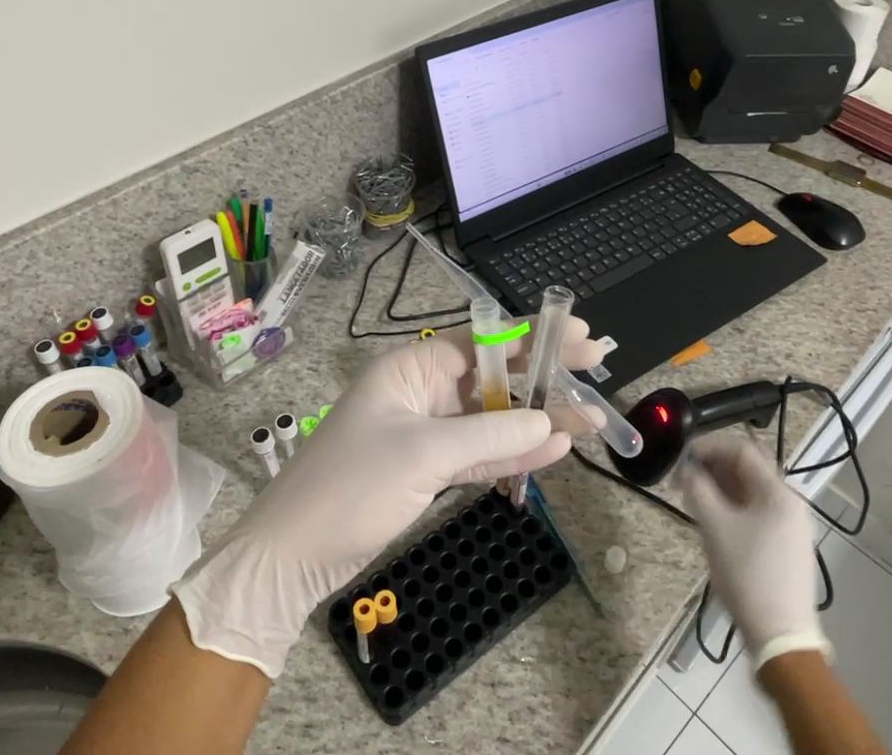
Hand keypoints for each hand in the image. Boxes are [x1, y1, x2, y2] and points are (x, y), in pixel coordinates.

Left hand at [172, 319, 605, 676]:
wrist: (294, 554)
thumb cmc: (350, 487)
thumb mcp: (422, 453)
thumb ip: (489, 434)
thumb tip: (548, 422)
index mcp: (409, 368)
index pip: (482, 342)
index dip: (533, 337)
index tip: (579, 337)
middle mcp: (421, 392)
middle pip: (493, 378)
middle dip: (543, 376)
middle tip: (597, 367)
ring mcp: (427, 433)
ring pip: (493, 419)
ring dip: (538, 419)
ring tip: (592, 417)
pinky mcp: (430, 470)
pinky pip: (481, 453)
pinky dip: (515, 453)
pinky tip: (556, 448)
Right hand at [678, 434, 830, 666]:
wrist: (780, 633)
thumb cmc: (747, 573)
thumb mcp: (714, 527)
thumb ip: (698, 490)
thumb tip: (688, 469)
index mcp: (778, 493)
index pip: (742, 451)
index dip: (708, 447)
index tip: (681, 456)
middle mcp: (791, 504)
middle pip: (747, 472)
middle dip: (712, 470)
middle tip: (682, 481)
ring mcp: (792, 527)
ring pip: (750, 494)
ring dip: (719, 490)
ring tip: (692, 501)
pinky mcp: (787, 547)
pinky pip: (756, 514)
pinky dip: (732, 509)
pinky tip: (713, 523)